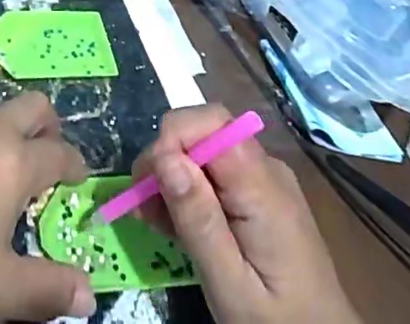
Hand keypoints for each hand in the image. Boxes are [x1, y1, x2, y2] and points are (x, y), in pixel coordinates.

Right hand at [131, 105, 359, 323]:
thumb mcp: (231, 286)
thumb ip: (198, 219)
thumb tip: (164, 156)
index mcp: (262, 185)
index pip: (211, 122)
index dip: (171, 140)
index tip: (147, 184)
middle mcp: (265, 168)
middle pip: (204, 131)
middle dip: (165, 158)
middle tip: (143, 208)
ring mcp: (264, 180)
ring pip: (204, 149)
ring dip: (172, 176)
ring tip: (155, 221)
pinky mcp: (259, 195)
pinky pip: (215, 172)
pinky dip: (188, 189)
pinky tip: (176, 223)